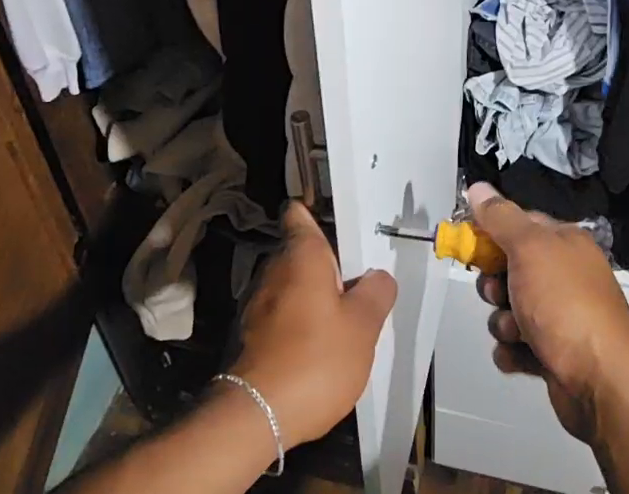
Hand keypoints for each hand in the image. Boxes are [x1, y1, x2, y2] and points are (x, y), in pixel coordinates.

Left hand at [229, 202, 397, 446]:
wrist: (257, 416)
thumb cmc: (315, 359)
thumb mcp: (363, 326)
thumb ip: (376, 294)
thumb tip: (378, 277)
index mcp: (301, 255)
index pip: (299, 213)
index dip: (317, 211)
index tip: (341, 226)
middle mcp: (273, 270)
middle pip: (301, 252)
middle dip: (327, 265)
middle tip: (359, 284)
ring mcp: (256, 304)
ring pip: (291, 286)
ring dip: (313, 297)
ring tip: (344, 320)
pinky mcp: (250, 336)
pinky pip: (281, 316)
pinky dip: (299, 324)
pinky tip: (320, 349)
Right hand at [466, 183, 628, 442]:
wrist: (601, 379)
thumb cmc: (565, 303)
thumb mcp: (530, 248)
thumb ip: (501, 217)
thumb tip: (478, 187)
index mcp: (565, 243)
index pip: (520, 224)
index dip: (491, 233)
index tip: (469, 246)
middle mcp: (565, 275)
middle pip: (509, 269)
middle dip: (494, 285)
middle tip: (500, 293)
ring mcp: (561, 316)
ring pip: (509, 310)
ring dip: (503, 322)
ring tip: (517, 333)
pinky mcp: (554, 353)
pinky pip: (517, 346)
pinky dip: (513, 352)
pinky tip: (521, 356)